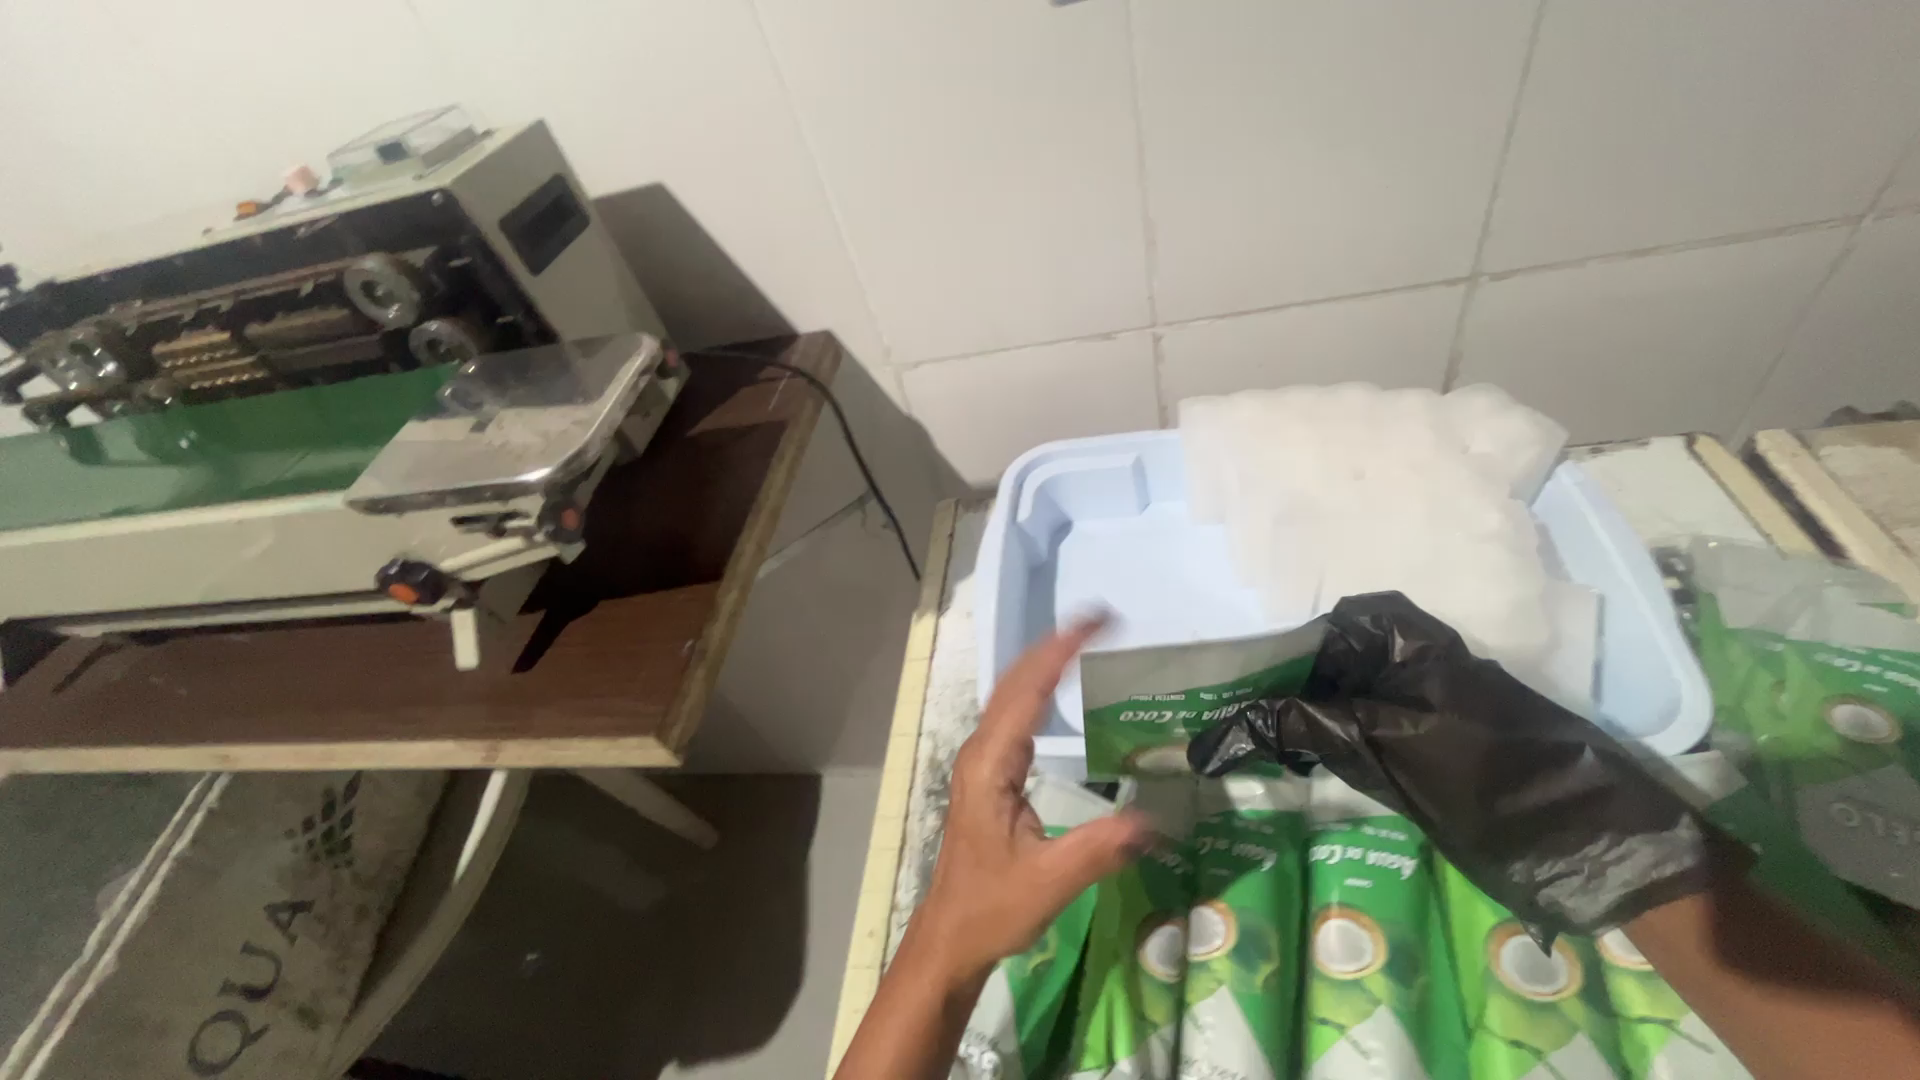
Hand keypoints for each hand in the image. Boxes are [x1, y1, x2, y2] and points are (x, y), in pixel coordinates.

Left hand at [902, 614, 1154, 984]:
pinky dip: (1040, 691)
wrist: (951, 936)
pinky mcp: (992, 775)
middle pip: (1016, 682)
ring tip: (1085, 639)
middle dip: (1055, 645)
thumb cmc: (991, 907)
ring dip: (1045, 663)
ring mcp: (984, 761)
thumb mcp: (1050, 881)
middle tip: (1100, 618)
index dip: (1059, 652)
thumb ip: (1100, 848)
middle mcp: (983, 752)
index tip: (1094, 621)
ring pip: (1013, 696)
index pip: (1026, 692)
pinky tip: (1059, 689)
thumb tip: (1157, 820)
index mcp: (991, 764)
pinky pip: (1016, 717)